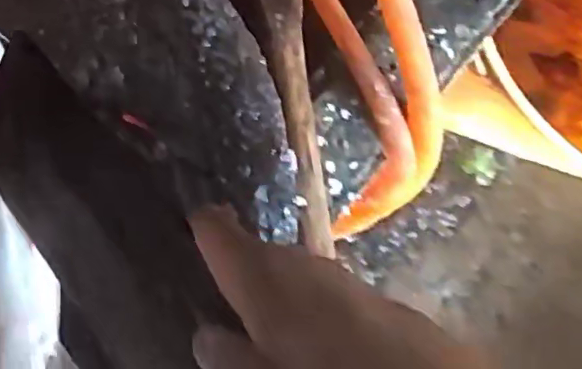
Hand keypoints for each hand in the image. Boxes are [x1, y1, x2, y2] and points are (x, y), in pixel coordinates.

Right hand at [189, 208, 485, 368]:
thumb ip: (230, 359)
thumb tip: (206, 336)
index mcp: (259, 274)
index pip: (214, 226)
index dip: (202, 227)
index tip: (192, 233)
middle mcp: (299, 262)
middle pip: (259, 255)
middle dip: (248, 275)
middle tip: (237, 307)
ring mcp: (346, 280)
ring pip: (302, 279)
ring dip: (291, 300)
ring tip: (286, 337)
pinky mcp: (388, 306)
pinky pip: (340, 303)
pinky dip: (329, 319)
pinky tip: (338, 354)